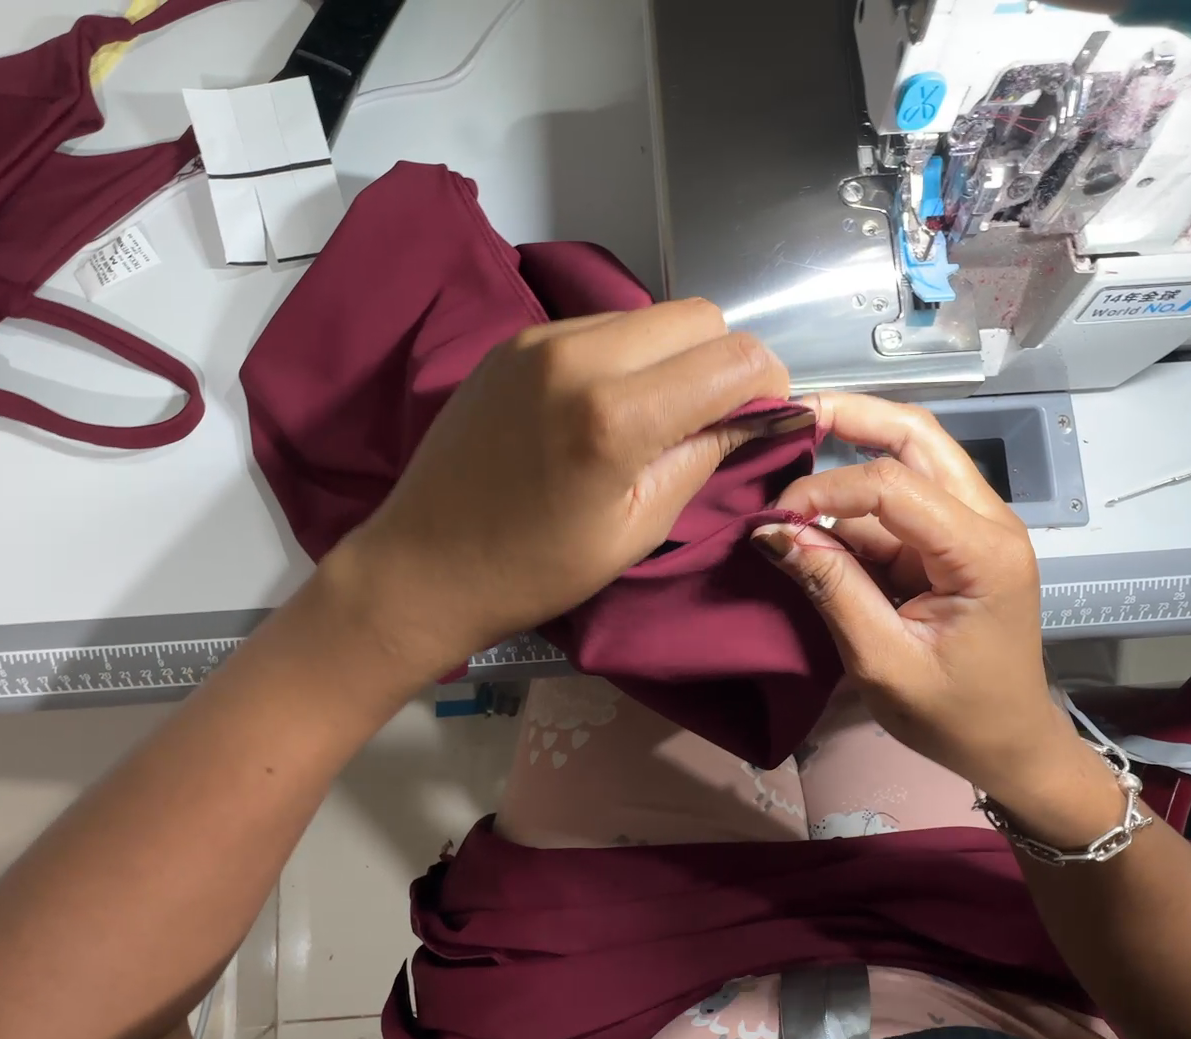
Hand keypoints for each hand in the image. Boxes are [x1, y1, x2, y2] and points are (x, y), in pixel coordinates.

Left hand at [339, 299, 790, 671]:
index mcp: (617, 415)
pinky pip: (601, 326)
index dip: (767, 386)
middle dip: (723, 362)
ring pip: (650, 315)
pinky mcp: (515, 340)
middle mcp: (580, 355)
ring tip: (656, 414)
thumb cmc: (535, 570)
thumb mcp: (638, 526)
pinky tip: (607, 404)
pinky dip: (628, 355)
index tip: (763, 419)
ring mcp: (540, 339)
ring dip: (674, 356)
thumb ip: (704, 455)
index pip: (734, 359)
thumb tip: (758, 416)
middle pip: (699, 317)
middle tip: (712, 417)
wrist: (423, 566)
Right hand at [749, 394, 1078, 797]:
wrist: (1008, 743)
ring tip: (787, 483)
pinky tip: (813, 522)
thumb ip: (831, 588)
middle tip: (789, 416)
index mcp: (982, 553)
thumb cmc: (953, 716)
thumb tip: (773, 531)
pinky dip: (852, 507)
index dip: (825, 490)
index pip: (894, 485)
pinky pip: (898, 502)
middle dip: (850, 417)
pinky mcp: (952, 538)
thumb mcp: (882, 662)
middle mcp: (987, 519)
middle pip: (916, 436)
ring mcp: (973, 523)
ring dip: (845, 463)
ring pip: (908, 459)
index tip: (774, 519)